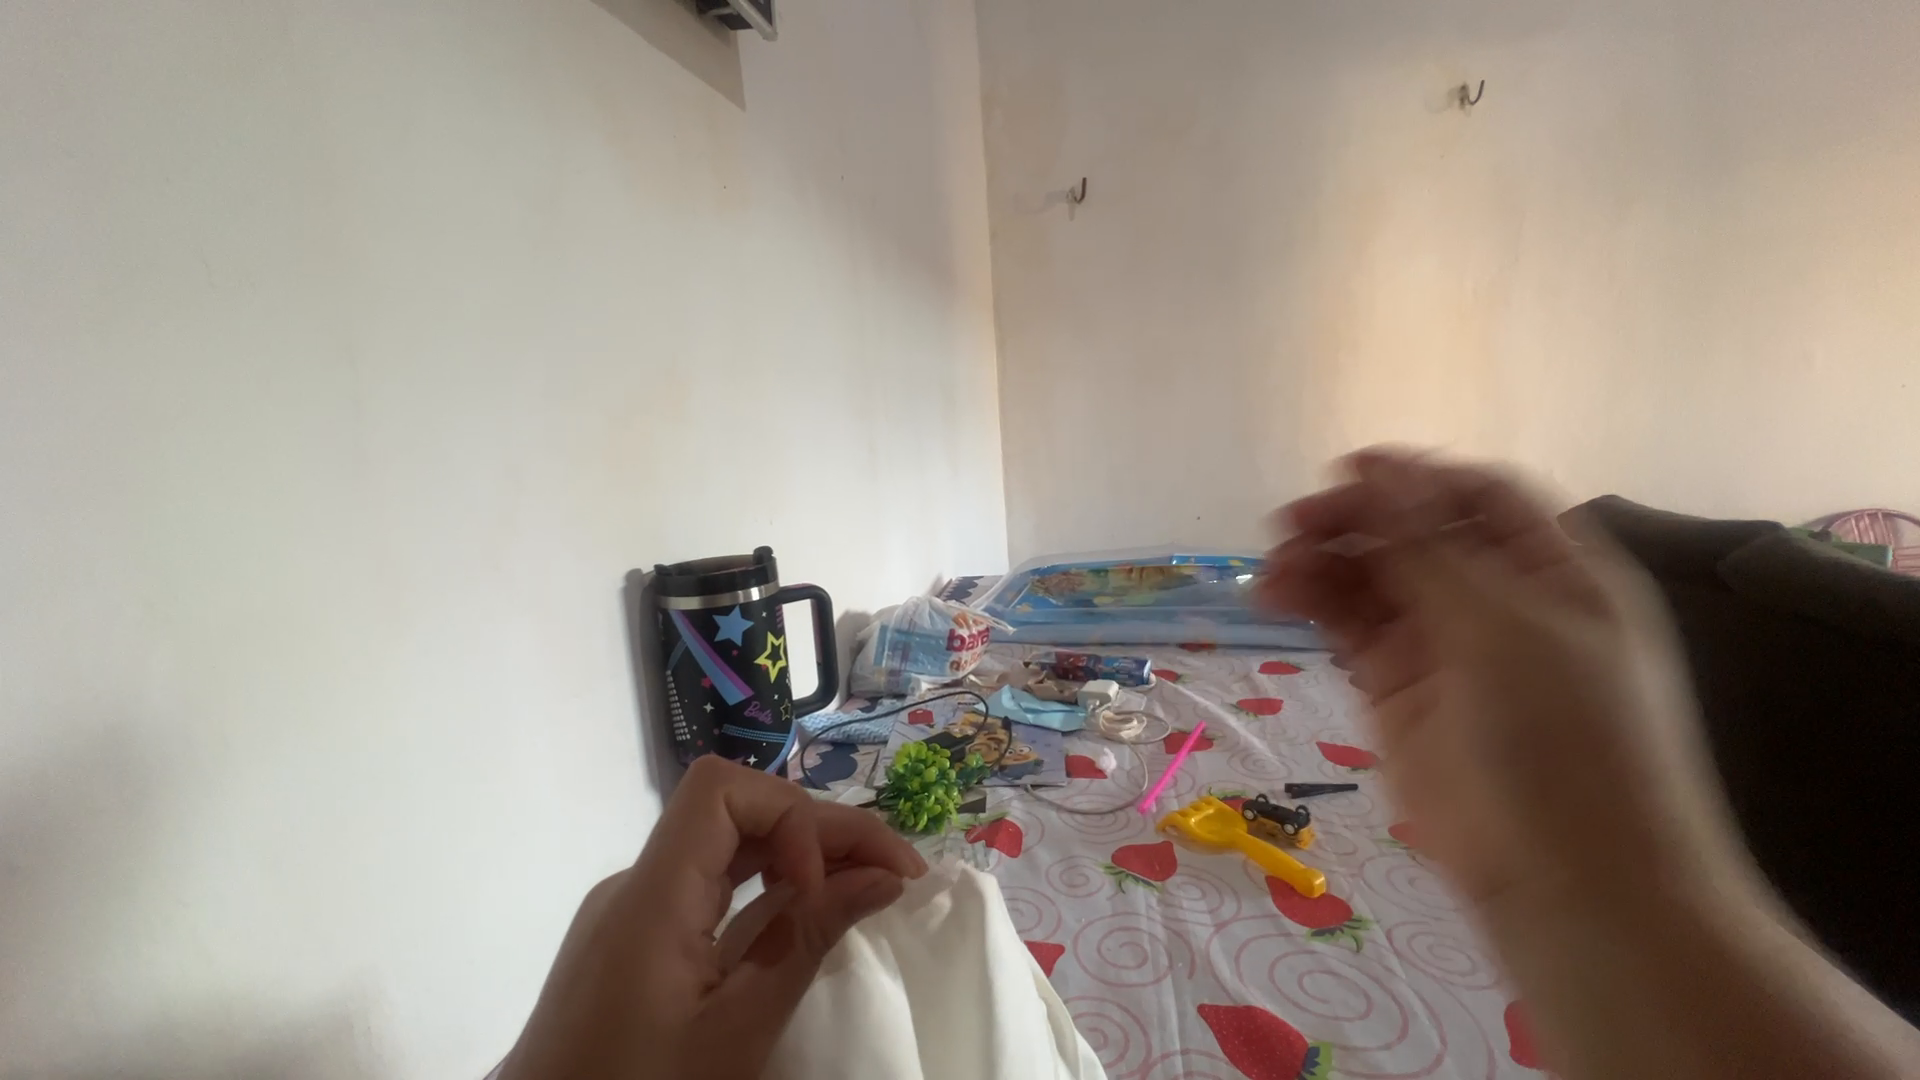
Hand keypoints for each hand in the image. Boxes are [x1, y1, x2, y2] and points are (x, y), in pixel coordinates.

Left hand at [495, 755, 926, 1079]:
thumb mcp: (737, 1031)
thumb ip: (809, 940)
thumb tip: (884, 875)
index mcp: (649, 897)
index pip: (720, 790)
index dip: (786, 815)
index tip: (821, 883)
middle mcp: (640, 883)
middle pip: (739, 812)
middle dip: (822, 830)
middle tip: (899, 868)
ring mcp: (638, 906)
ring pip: (733, 842)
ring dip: (805, 852)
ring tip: (872, 878)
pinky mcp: (643, 933)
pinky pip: (716, 881)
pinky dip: (772, 884)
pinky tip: (814, 904)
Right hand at [1257, 449, 1754, 918]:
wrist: (1564, 879)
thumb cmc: (1561, 740)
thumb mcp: (1501, 628)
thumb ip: (1430, 548)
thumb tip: (1379, 469)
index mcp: (1551, 571)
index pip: (1477, 498)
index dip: (1413, 478)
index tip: (1344, 473)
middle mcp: (1496, 597)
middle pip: (1412, 533)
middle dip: (1352, 522)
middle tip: (1288, 526)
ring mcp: (1442, 642)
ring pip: (1371, 577)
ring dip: (1321, 563)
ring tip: (1272, 573)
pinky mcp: (1395, 682)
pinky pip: (1348, 624)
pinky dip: (1313, 604)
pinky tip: (1276, 597)